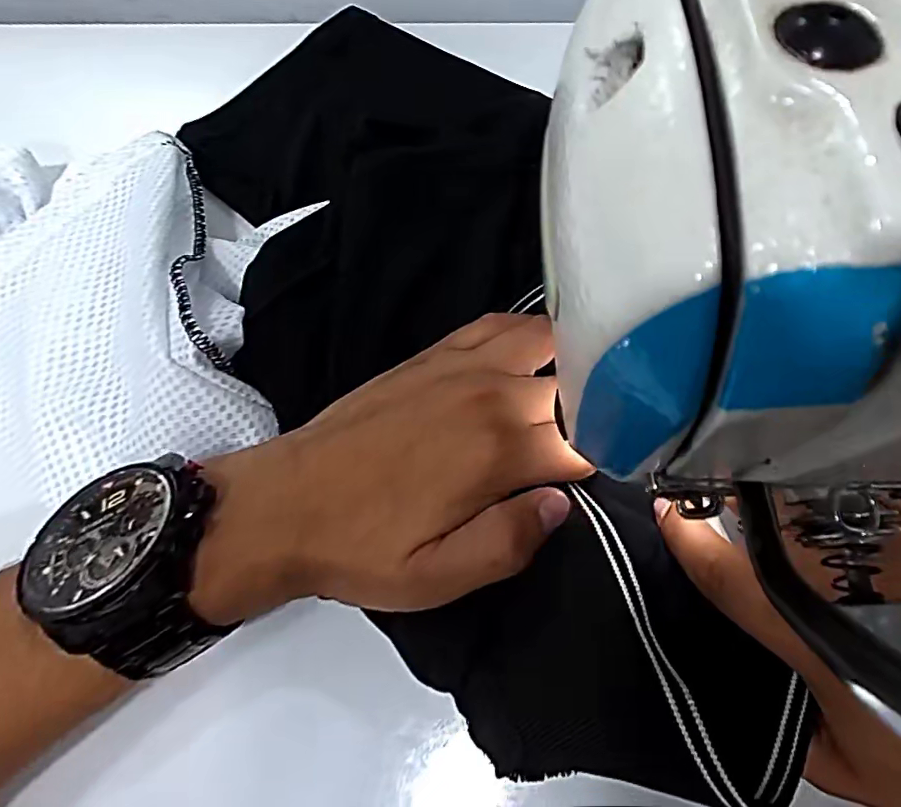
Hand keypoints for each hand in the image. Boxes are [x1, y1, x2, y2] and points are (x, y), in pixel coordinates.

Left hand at [189, 313, 592, 621]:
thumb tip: (562, 502)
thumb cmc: (363, 545)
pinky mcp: (439, 352)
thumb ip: (510, 542)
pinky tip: (534, 352)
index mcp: (500, 450)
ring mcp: (465, 364)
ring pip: (547, 341)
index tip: (613, 469)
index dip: (608, 455)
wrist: (287, 502)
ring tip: (583, 388)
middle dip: (599, 410)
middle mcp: (493, 393)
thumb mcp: (435, 576)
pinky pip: (500, 324)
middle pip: (575, 387)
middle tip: (600, 435)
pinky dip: (529, 333)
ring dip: (574, 361)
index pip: (585, 440)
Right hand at [656, 499, 900, 806]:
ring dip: (781, 492)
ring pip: (808, 488)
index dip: (686, 534)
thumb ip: (793, 725)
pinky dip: (839, 491)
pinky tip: (841, 506)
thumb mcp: (853, 767)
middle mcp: (840, 564)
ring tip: (775, 500)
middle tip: (717, 498)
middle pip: (763, 510)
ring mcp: (884, 529)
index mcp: (811, 624)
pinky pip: (862, 485)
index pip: (726, 569)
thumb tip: (770, 692)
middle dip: (731, 500)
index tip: (665, 504)